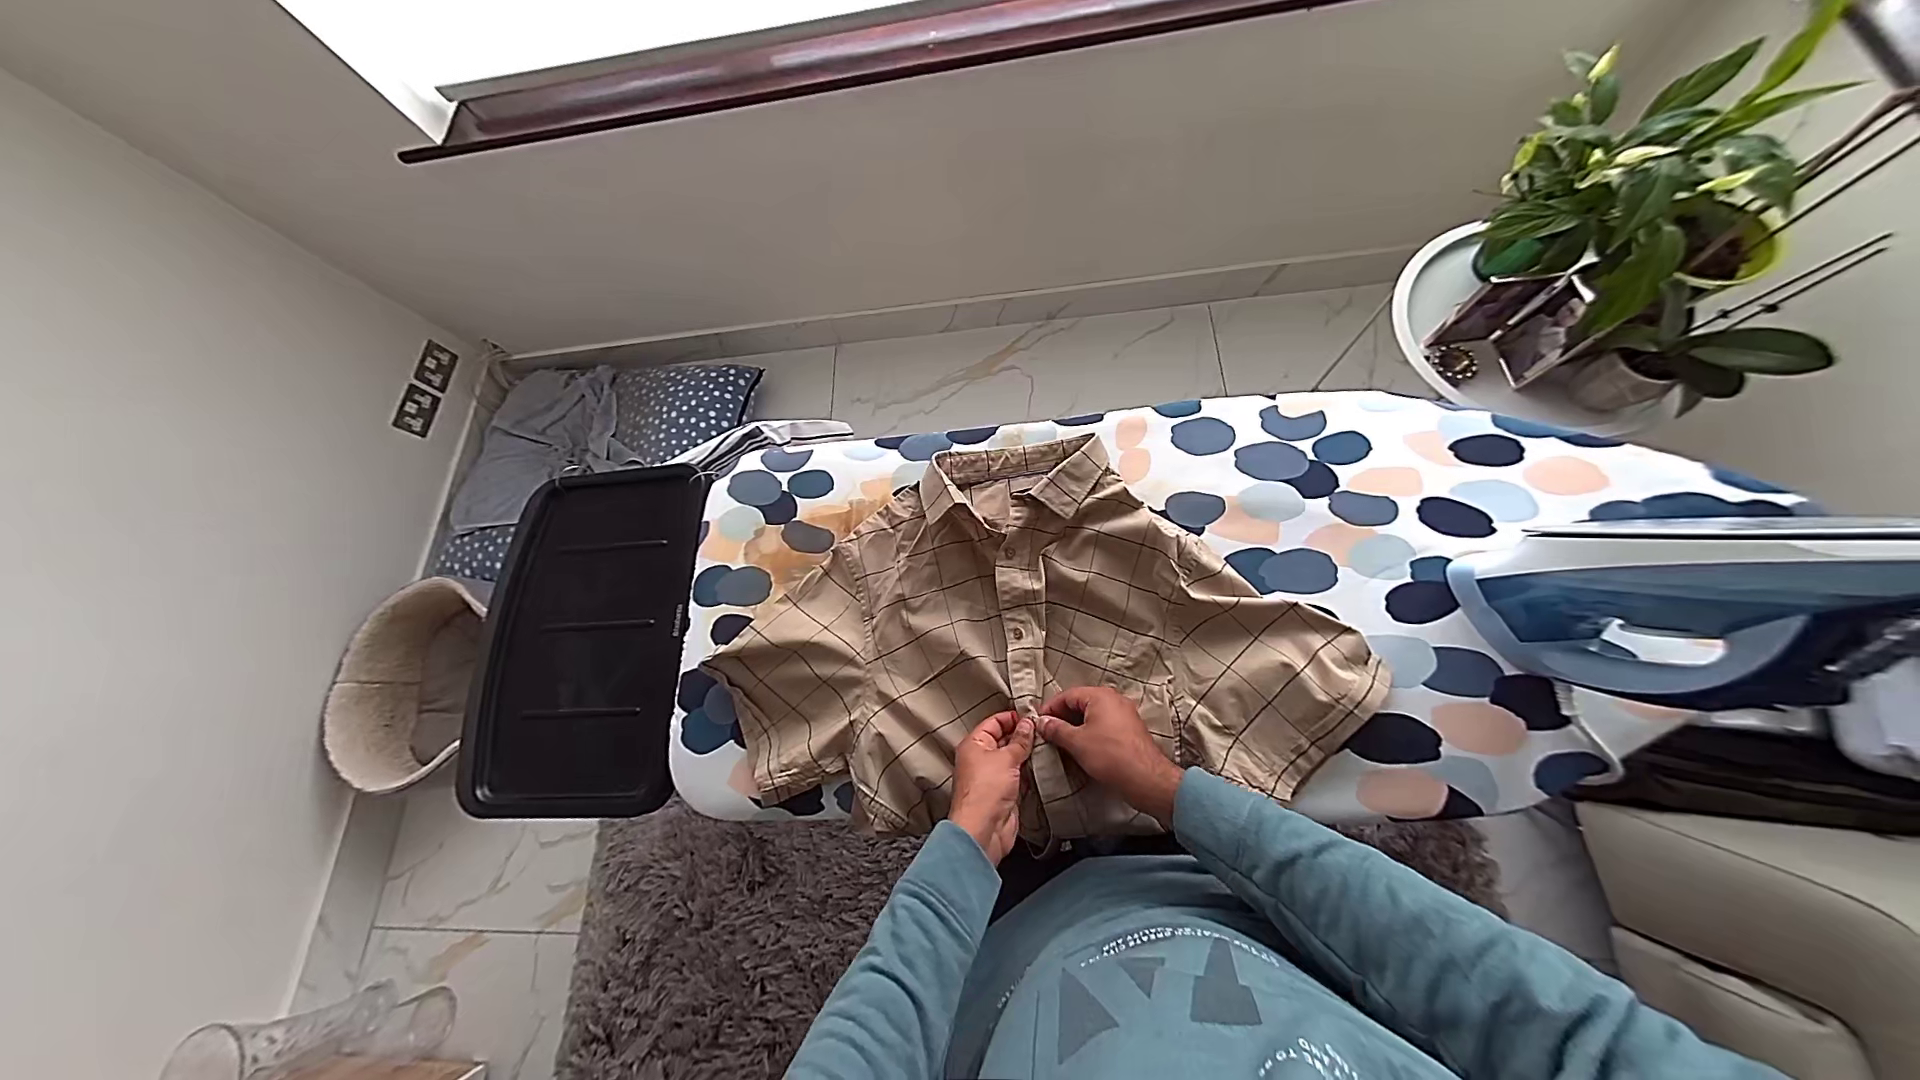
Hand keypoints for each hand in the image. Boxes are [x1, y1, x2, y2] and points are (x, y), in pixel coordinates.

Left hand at [949, 711, 1036, 863]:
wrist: (984, 830)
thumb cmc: (983, 794)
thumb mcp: (1006, 758)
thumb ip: (1020, 740)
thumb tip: (1027, 725)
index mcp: (974, 745)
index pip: (993, 722)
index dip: (1011, 717)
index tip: (1030, 716)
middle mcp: (981, 760)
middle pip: (1003, 739)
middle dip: (1021, 735)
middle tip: (1041, 731)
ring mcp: (992, 777)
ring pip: (1012, 759)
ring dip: (1027, 754)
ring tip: (1045, 747)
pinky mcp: (1004, 793)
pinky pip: (1018, 777)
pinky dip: (1029, 772)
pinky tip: (1042, 767)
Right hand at [1038, 687, 1183, 828]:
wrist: (1146, 780)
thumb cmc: (1111, 757)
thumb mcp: (1076, 742)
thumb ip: (1056, 729)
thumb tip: (1042, 722)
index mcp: (1100, 696)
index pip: (1067, 695)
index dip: (1051, 708)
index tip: (1039, 722)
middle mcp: (1114, 700)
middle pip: (1080, 703)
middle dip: (1063, 717)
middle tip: (1048, 733)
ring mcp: (1124, 715)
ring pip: (1092, 715)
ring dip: (1075, 727)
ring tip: (1062, 742)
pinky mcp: (1130, 731)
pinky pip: (1104, 725)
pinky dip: (1090, 733)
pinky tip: (1082, 748)